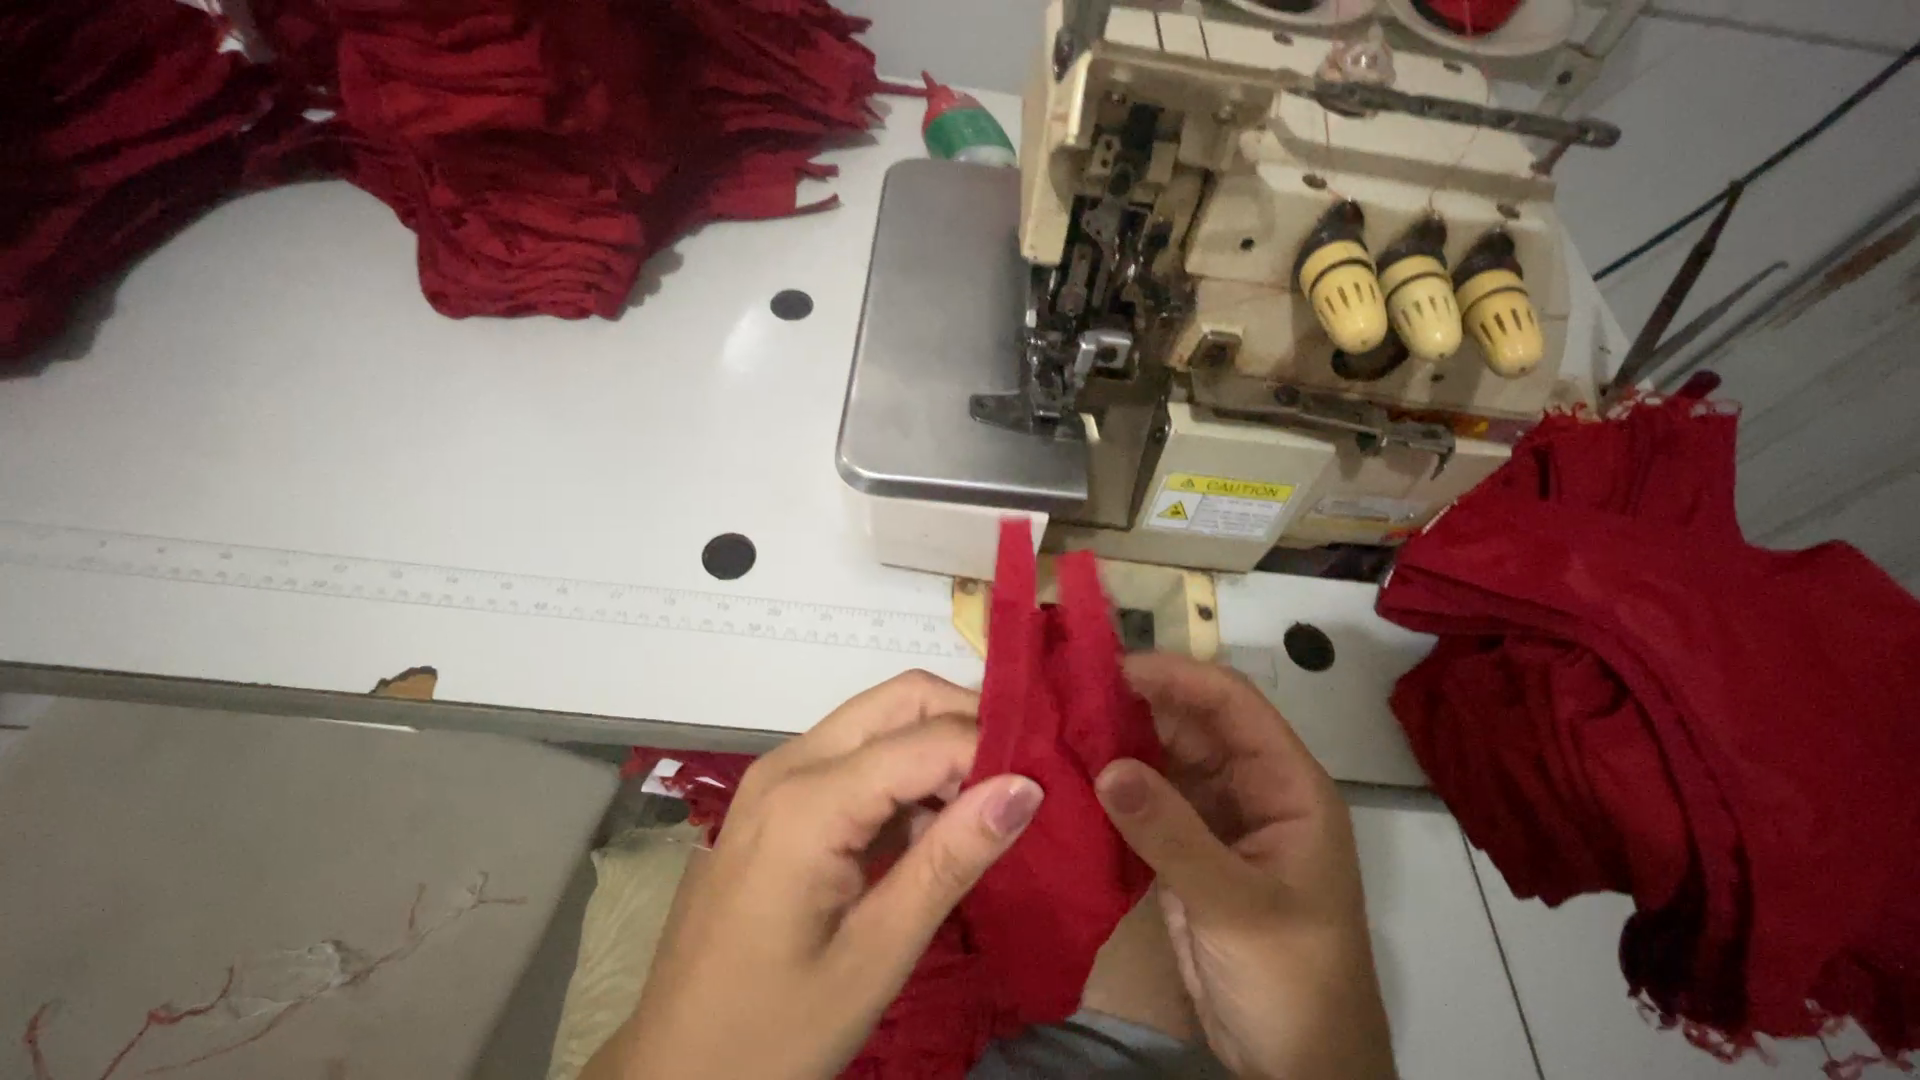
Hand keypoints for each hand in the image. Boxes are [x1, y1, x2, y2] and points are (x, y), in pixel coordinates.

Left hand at [587, 671, 1043, 1079]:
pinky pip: (852, 754)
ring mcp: (775, 777)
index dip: (994, 750)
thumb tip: (1025, 786)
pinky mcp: (775, 798)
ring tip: (989, 801)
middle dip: (967, 721)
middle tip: (1022, 774)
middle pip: (898, 700)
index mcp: (808, 801)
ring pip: (877, 720)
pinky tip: (932, 822)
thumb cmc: (775, 1029)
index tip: (1047, 782)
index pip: (927, 738)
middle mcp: (788, 764)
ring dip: (937, 743)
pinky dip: (903, 769)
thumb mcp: (877, 953)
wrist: (673, 1068)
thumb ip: (950, 860)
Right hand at [1095, 653, 1394, 1079]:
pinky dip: (1112, 787)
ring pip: (1163, 759)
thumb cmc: (1294, 978)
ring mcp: (1214, 820)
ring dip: (1118, 742)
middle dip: (1136, 704)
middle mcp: (1251, 790)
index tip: (1111, 667)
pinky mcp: (1184, 851)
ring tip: (1057, 725)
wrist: (1297, 1066)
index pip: (1233, 704)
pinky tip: (1069, 775)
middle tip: (1066, 693)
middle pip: (1191, 725)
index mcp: (1288, 786)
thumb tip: (1105, 765)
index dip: (1177, 677)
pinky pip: (1146, 801)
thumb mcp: (1238, 905)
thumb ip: (1172, 835)